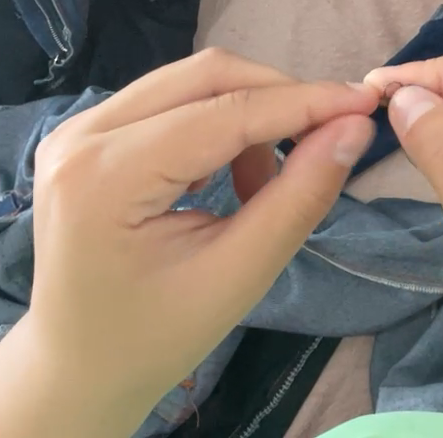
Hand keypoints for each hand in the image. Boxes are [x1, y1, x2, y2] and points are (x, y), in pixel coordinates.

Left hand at [0, 49, 378, 437]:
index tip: (367, 102)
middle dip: (281, 97)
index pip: (227, 113)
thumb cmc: (154, 335)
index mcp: (104, 178)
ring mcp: (80, 126)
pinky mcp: (91, 128)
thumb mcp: (239, 275)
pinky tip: (230, 173)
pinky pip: (178, 95)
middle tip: (328, 135)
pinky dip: (224, 119)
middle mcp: (82, 134)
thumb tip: (356, 127)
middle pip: (210, 74)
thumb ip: (300, 195)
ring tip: (267, 179)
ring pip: (197, 78)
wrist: (75, 368)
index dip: (305, 102)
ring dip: (253, 110)